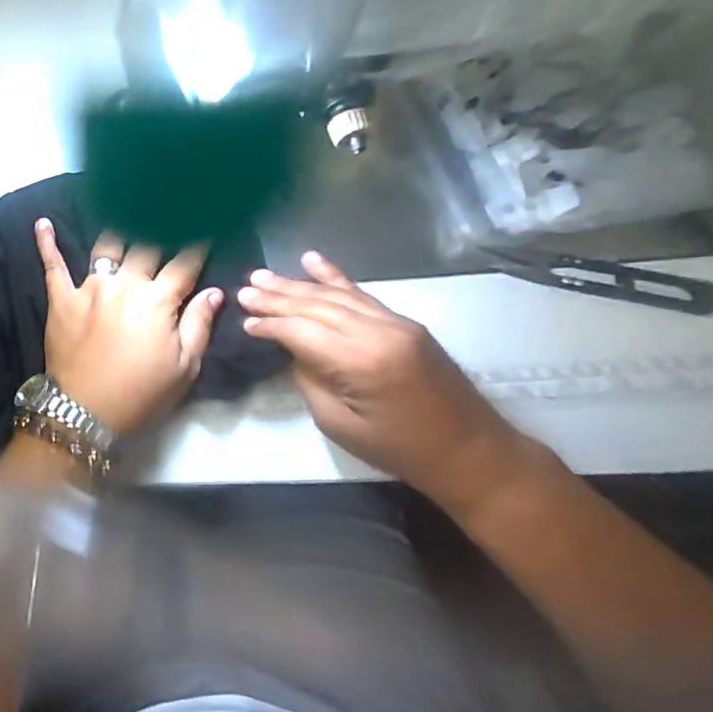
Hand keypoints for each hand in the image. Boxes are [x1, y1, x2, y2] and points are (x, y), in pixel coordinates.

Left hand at [34, 219, 222, 435]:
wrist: (84, 414)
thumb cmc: (142, 393)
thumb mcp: (184, 367)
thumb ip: (199, 324)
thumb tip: (215, 292)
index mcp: (159, 300)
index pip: (185, 263)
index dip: (198, 244)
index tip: (206, 226)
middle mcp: (126, 283)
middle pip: (148, 246)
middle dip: (162, 228)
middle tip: (168, 215)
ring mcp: (90, 287)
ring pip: (107, 247)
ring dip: (120, 231)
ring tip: (126, 213)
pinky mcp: (62, 298)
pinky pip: (54, 265)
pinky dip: (48, 243)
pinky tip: (43, 223)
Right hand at [240, 251, 562, 512]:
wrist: (469, 450)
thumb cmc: (401, 450)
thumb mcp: (341, 425)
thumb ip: (311, 380)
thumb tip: (293, 350)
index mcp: (360, 361)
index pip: (302, 331)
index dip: (270, 324)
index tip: (244, 319)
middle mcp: (377, 330)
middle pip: (317, 306)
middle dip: (278, 297)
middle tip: (246, 288)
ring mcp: (394, 321)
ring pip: (337, 295)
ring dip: (299, 285)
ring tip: (265, 276)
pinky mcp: (404, 322)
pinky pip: (362, 294)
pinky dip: (335, 277)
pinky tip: (313, 261)